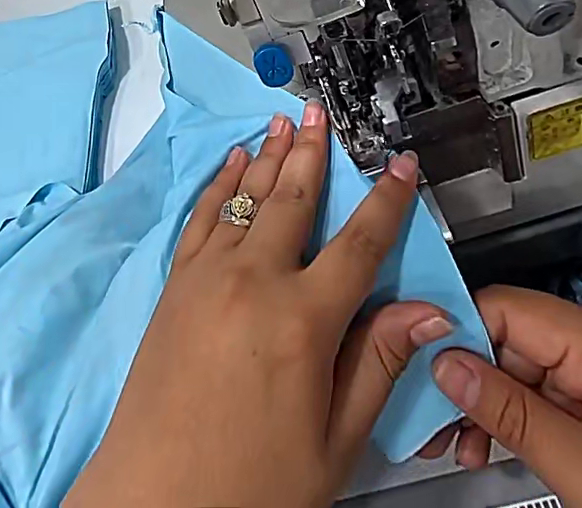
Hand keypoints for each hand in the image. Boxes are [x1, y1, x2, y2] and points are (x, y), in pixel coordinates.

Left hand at [67, 101, 450, 507]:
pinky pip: (202, 216)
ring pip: (247, 197)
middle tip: (320, 112)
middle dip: (312, 151)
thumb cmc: (253, 485)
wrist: (154, 503)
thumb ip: (378, 365)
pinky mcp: (177, 281)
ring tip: (282, 121)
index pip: (360, 244)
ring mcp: (209, 274)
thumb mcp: (334, 443)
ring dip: (268, 156)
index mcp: (303, 319)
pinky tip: (232, 163)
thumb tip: (428, 313)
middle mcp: (254, 279)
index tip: (400, 165)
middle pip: (294, 199)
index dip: (386, 201)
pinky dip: (220, 184)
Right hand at [423, 287, 581, 507]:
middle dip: (463, 373)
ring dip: (480, 401)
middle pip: (506, 336)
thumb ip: (516, 415)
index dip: (457, 330)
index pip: (506, 307)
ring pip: (515, 368)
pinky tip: (485, 445)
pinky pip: (538, 396)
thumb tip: (450, 364)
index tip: (419, 359)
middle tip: (428, 413)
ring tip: (452, 439)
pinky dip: (507, 419)